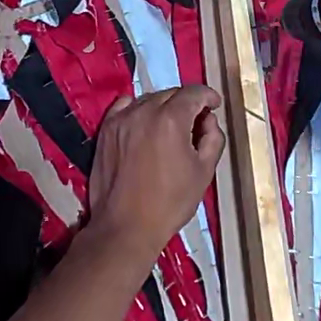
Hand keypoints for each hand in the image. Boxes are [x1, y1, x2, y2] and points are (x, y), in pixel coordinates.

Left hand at [83, 85, 225, 254]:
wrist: (126, 227)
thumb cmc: (170, 202)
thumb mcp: (204, 171)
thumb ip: (213, 138)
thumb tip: (209, 120)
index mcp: (171, 120)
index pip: (194, 93)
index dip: (208, 96)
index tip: (214, 105)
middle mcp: (145, 112)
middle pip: (171, 93)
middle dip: (187, 102)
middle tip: (196, 121)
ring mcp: (121, 119)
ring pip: (149, 99)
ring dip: (164, 106)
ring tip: (172, 126)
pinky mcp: (106, 130)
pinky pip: (125, 106)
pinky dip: (138, 108)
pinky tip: (145, 122)